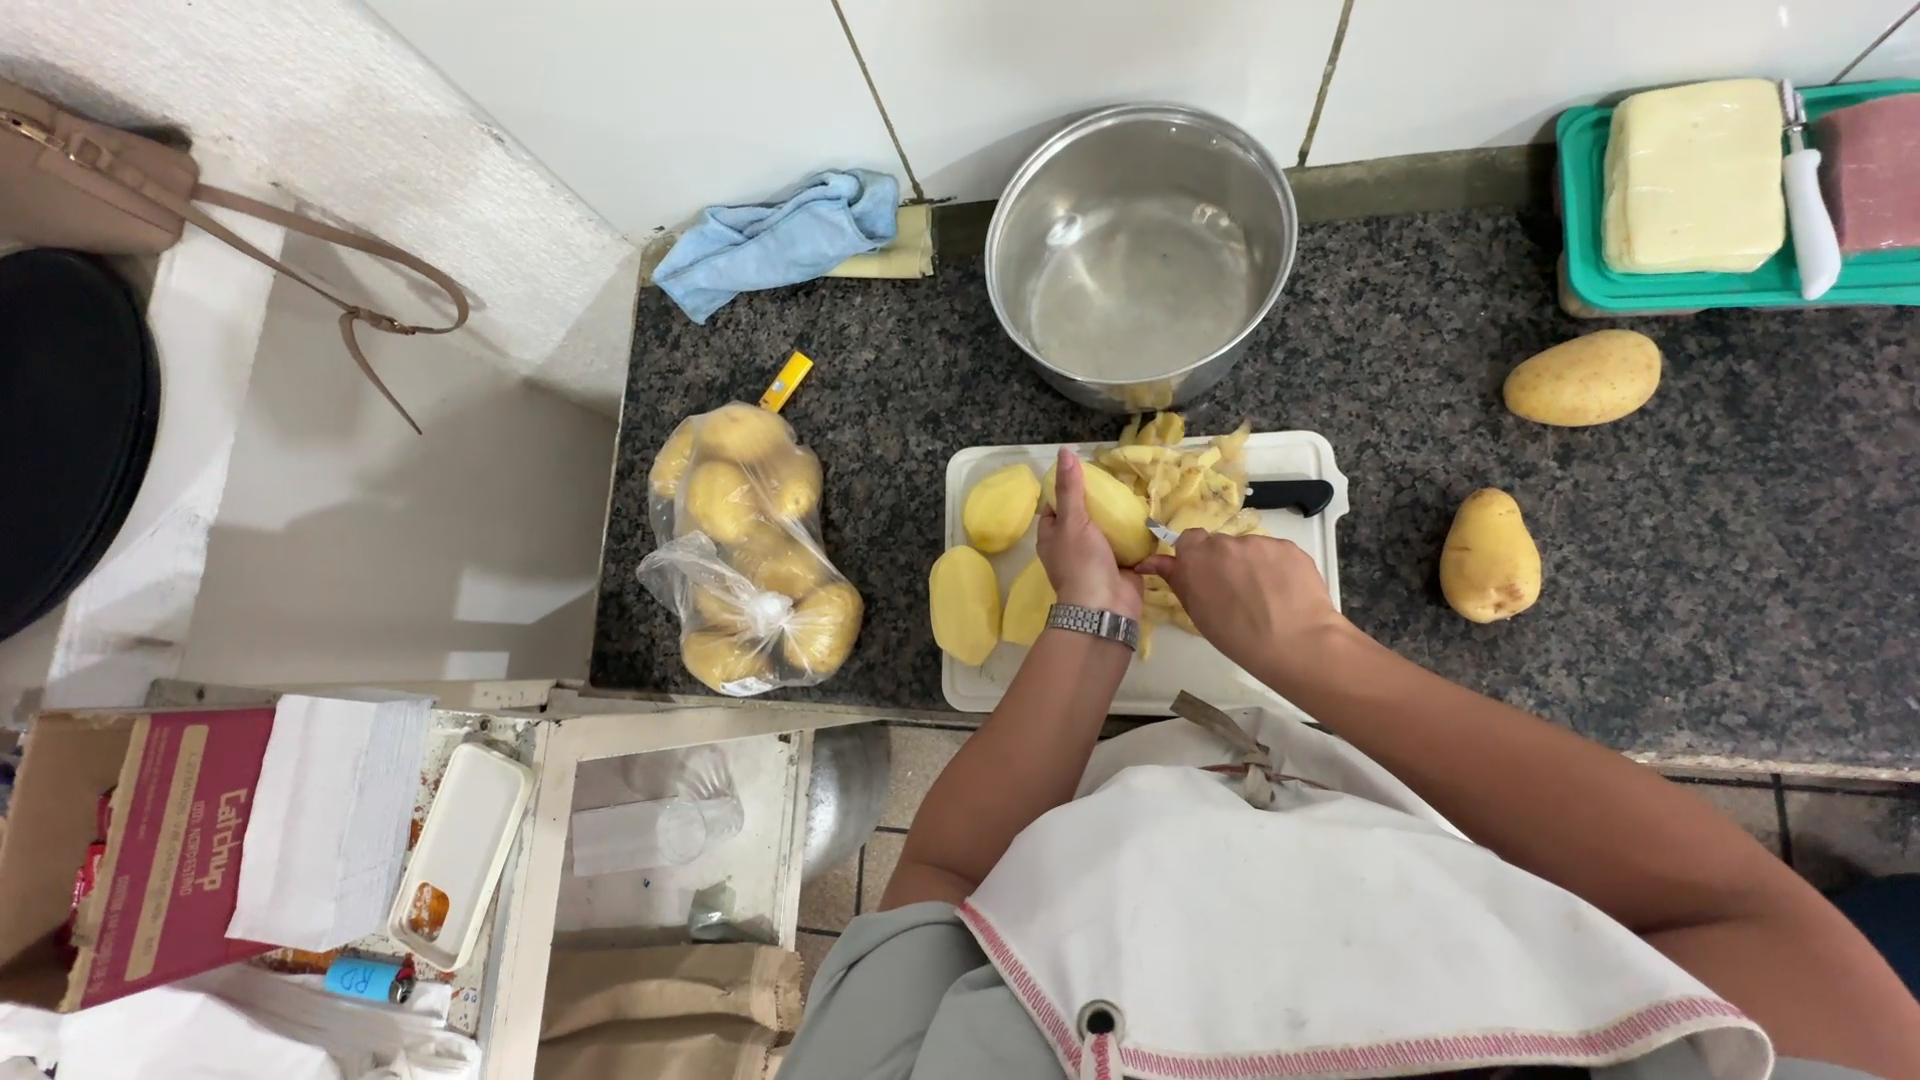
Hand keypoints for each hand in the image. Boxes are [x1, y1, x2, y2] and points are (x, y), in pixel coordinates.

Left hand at [1037, 449, 1143, 618]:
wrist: (1105, 606)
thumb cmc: (1081, 562)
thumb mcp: (1072, 520)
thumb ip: (1070, 488)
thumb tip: (1063, 452)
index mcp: (1052, 536)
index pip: (1056, 506)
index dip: (1067, 489)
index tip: (1086, 473)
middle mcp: (1072, 547)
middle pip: (1084, 517)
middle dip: (1099, 502)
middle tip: (1116, 481)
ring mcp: (1097, 558)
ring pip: (1108, 531)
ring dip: (1119, 517)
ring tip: (1135, 494)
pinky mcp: (1121, 566)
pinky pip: (1128, 545)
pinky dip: (1136, 534)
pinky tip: (1147, 516)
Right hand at [1135, 531, 1349, 677]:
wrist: (1295, 642)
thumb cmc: (1236, 636)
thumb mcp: (1197, 611)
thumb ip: (1176, 579)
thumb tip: (1151, 561)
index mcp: (1196, 557)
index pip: (1188, 539)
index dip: (1196, 556)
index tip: (1205, 576)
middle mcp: (1225, 542)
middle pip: (1220, 544)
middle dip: (1225, 561)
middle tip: (1237, 592)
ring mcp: (1259, 542)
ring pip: (1250, 548)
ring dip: (1252, 564)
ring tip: (1266, 595)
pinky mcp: (1288, 547)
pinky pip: (1275, 553)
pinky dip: (1277, 567)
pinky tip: (1284, 592)